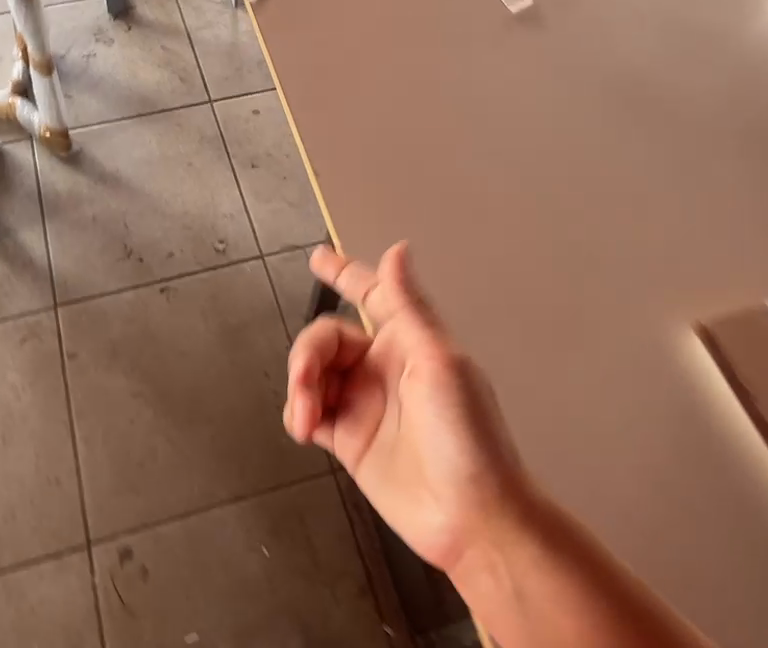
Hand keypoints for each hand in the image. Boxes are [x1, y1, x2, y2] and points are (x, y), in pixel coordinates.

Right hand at [283, 242, 528, 575]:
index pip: (371, 294)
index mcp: (409, 341)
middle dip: (308, 354)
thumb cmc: (469, 438)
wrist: (470, 519)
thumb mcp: (439, 362)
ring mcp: (364, 403)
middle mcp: (383, 366)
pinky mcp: (349, 438)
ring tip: (306, 418)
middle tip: (305, 382)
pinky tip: (303, 427)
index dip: (345, 273)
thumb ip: (410, 306)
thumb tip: (398, 249)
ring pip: (313, 374)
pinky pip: (309, 411)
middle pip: (327, 337)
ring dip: (300, 388)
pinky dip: (298, 413)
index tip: (319, 258)